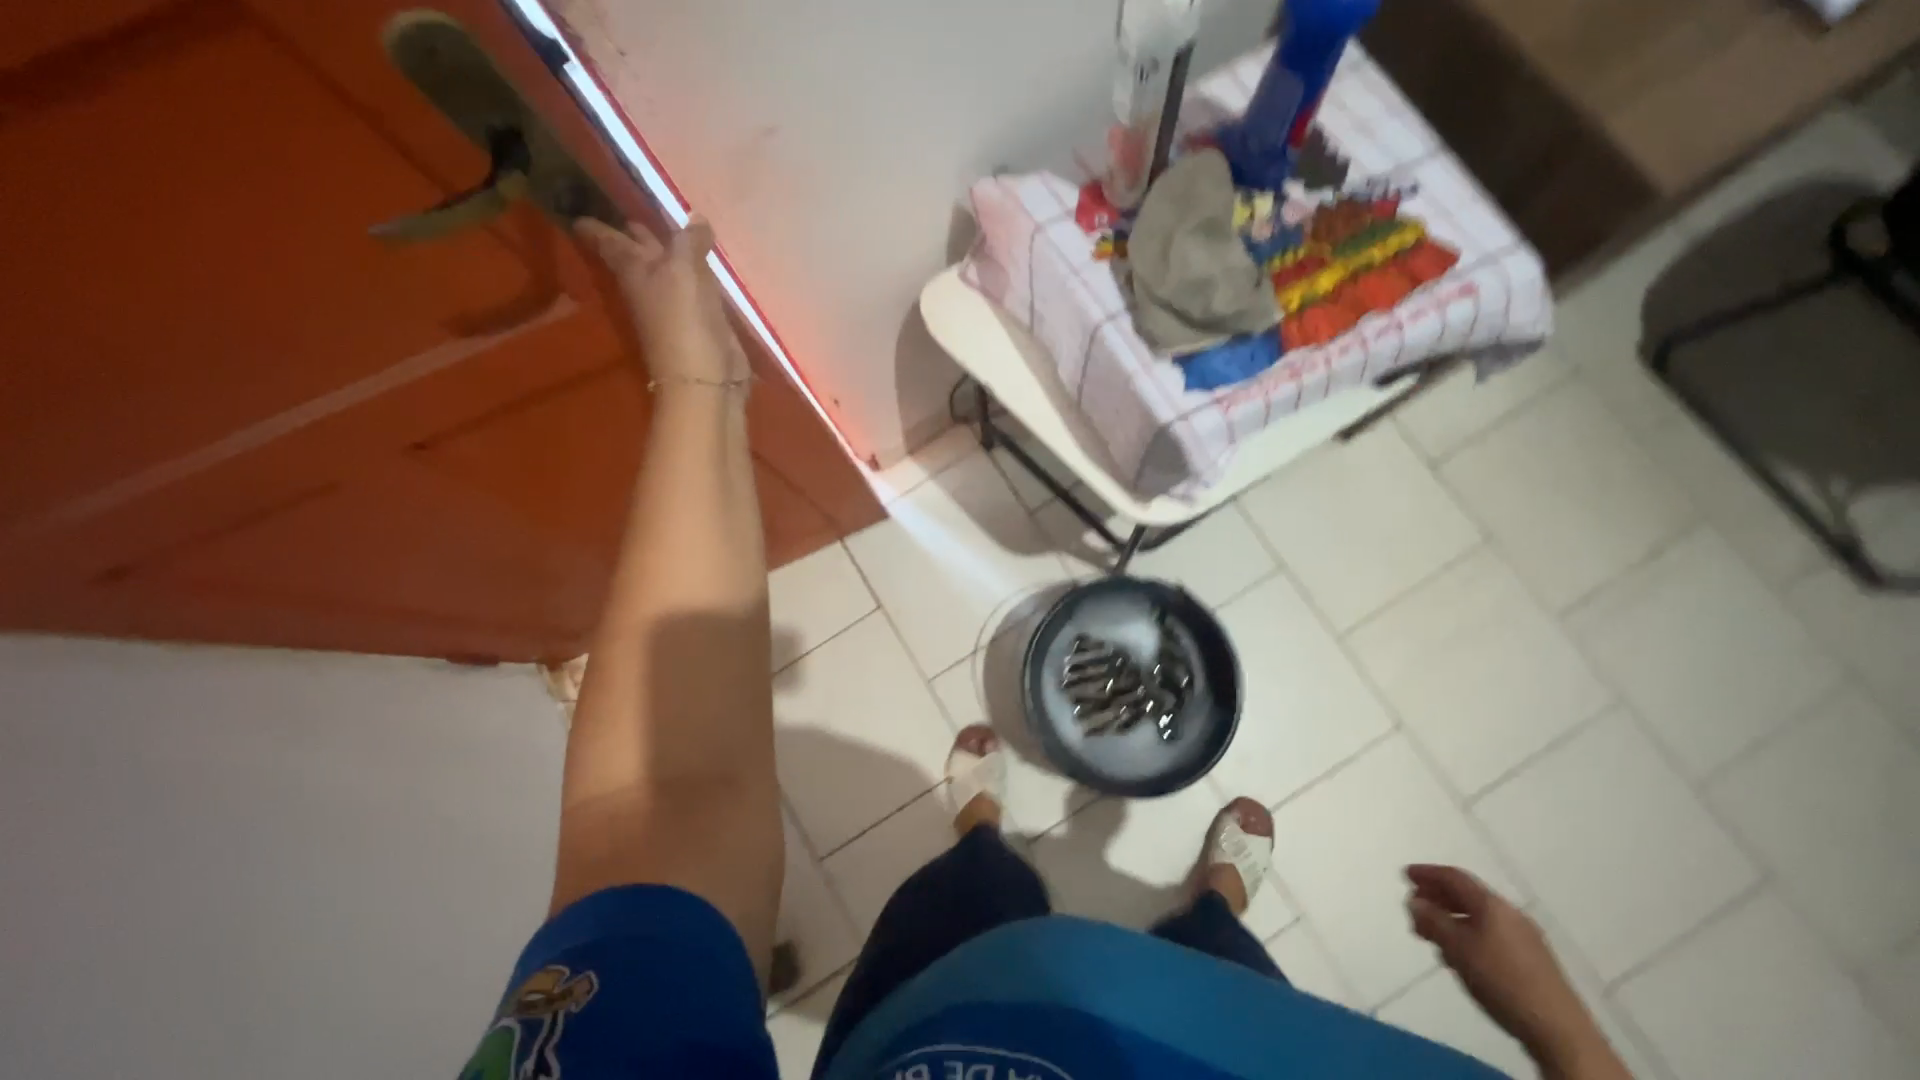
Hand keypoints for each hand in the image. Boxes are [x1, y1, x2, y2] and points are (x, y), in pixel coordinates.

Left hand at [574, 216, 750, 388]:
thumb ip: (688, 242)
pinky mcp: (701, 320)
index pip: (610, 242)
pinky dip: (697, 274)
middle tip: (630, 210)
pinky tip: (706, 264)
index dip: (595, 227)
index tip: (579, 214)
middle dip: (633, 234)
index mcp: (635, 271)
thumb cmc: (684, 322)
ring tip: (674, 226)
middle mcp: (650, 285)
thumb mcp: (683, 272)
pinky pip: (696, 288)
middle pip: (637, 254)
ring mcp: (676, 305)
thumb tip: (696, 218)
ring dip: (669, 252)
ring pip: (669, 270)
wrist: (705, 379)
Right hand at [1404, 865, 1598, 1059]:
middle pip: (1468, 896)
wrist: (1557, 1028)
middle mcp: (1510, 914)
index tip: (1405, 875)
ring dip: (1451, 919)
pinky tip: (1459, 955)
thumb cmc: (1501, 980)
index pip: (1455, 878)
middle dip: (1438, 897)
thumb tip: (1415, 900)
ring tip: (1430, 934)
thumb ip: (1433, 921)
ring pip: (1479, 917)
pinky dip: (1468, 934)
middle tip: (1414, 906)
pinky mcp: (1532, 960)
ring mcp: (1525, 937)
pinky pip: (1491, 934)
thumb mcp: (1457, 948)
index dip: (1428, 873)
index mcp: (1492, 905)